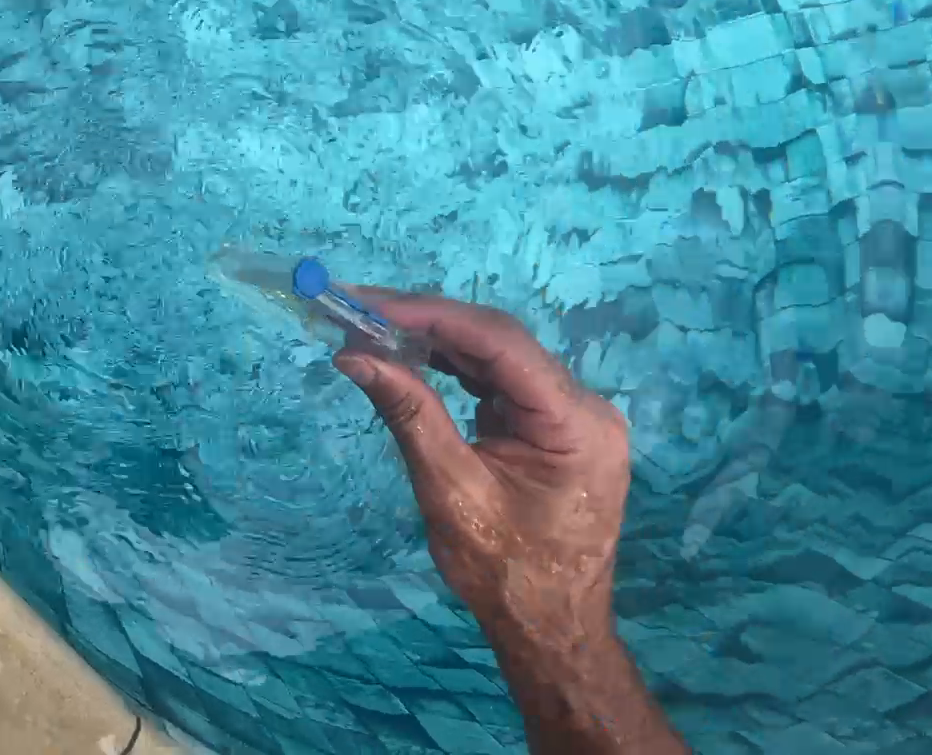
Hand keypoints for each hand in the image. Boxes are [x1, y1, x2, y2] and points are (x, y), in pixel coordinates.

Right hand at [335, 290, 685, 753]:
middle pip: (494, 338)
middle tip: (354, 308)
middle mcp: (580, 404)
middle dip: (421, 318)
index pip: (497, 342)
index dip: (427, 314)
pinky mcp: (544, 420)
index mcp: (573, 421)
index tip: (365, 304)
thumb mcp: (448, 488)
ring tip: (367, 325)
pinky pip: (491, 374)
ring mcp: (564, 410)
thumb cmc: (504, 569)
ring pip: (490, 351)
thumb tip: (351, 355)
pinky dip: (444, 361)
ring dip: (428, 335)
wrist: (548, 626)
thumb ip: (407, 411)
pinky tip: (404, 352)